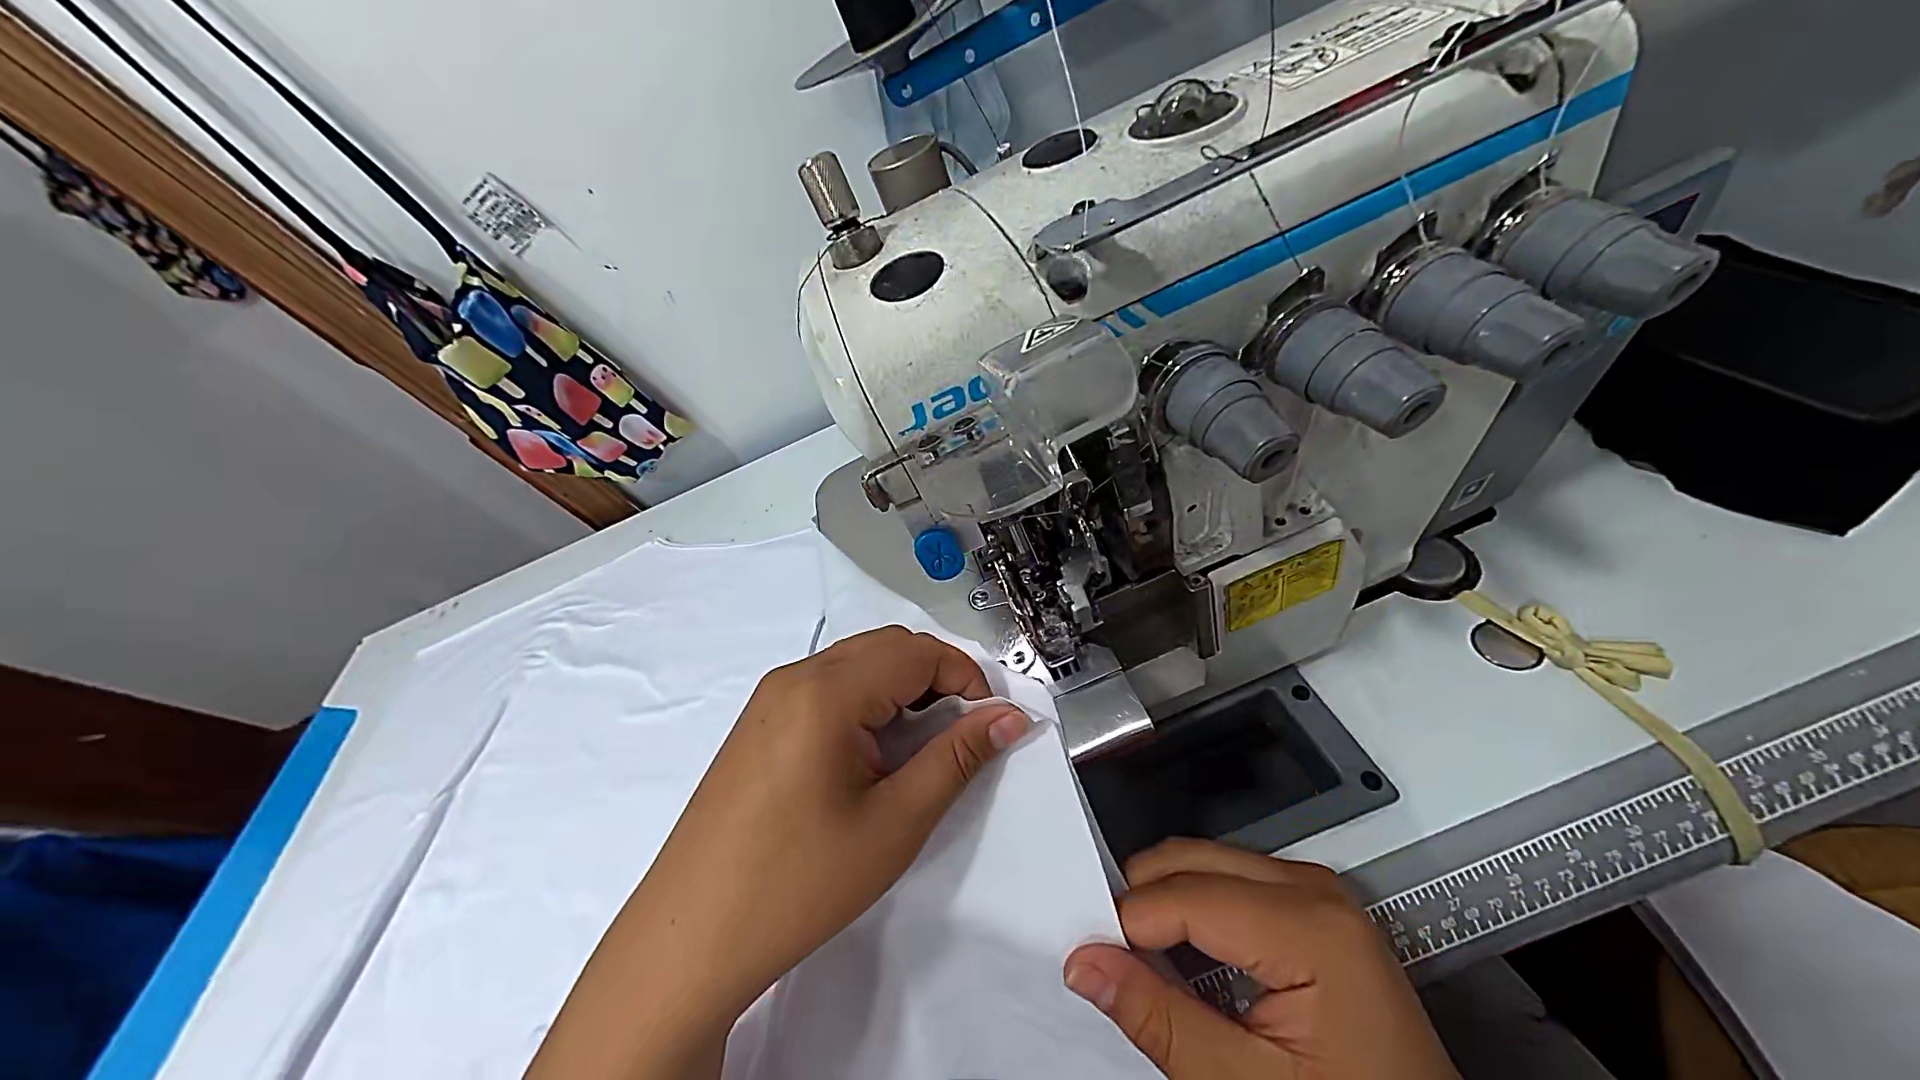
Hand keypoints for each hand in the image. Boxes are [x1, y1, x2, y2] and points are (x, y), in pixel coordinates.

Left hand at [529, 626, 1030, 1079]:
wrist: (692, 935)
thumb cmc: (799, 882)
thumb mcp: (895, 822)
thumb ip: (957, 758)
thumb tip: (1008, 717)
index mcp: (825, 691)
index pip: (916, 651)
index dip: (964, 676)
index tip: (989, 722)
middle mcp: (794, 678)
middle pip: (886, 647)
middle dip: (936, 678)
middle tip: (960, 734)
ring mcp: (769, 698)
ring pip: (857, 664)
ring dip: (901, 690)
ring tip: (919, 750)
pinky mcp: (758, 722)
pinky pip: (827, 687)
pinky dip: (866, 702)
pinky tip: (872, 756)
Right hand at [1065, 839, 1456, 1078]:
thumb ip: (1161, 1019)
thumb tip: (1088, 965)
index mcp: (1310, 927)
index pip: (1181, 895)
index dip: (1122, 925)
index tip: (1088, 960)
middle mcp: (1312, 889)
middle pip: (1186, 861)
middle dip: (1136, 904)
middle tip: (1106, 960)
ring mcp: (1313, 891)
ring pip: (1200, 862)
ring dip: (1159, 904)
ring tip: (1140, 964)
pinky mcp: (1309, 903)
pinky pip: (1225, 878)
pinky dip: (1188, 906)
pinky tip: (1179, 954)